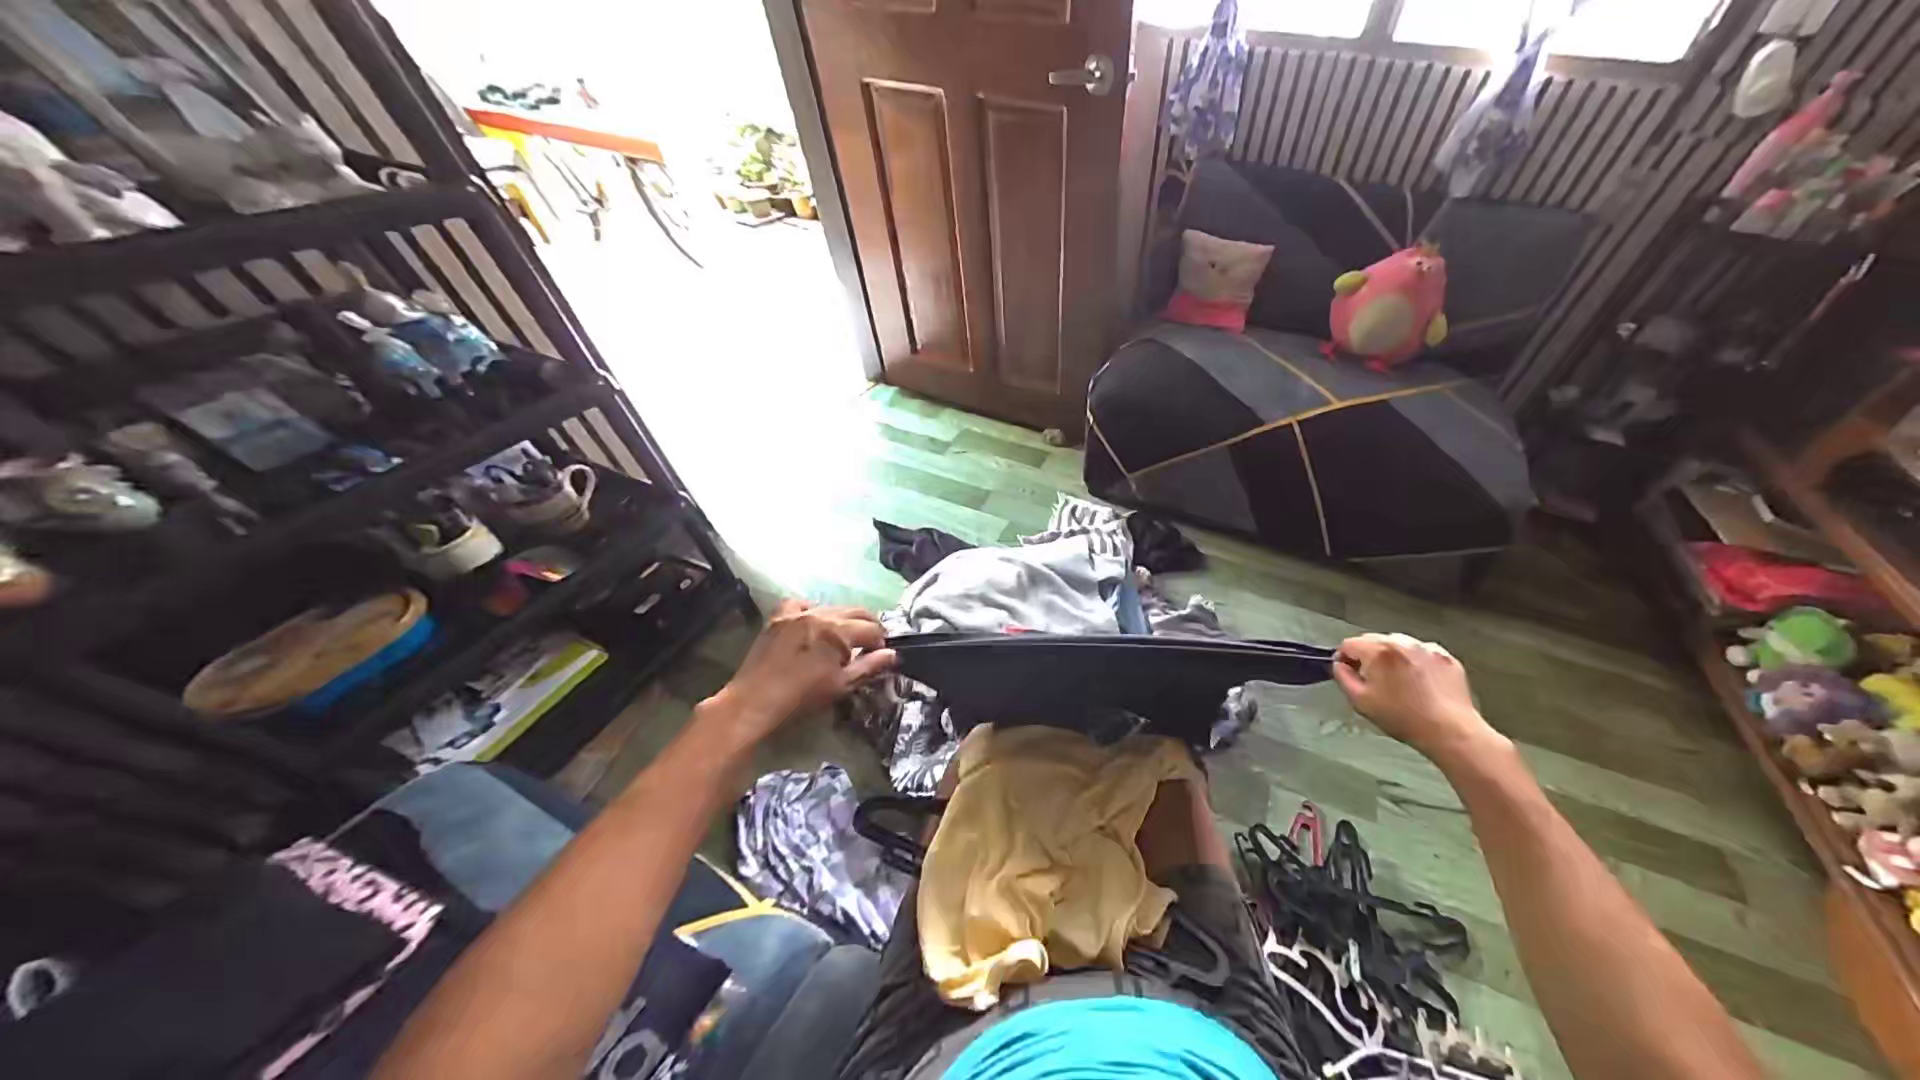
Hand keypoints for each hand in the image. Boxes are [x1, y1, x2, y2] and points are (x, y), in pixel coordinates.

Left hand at [705, 599, 895, 745]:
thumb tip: (892, 654)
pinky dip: (811, 610)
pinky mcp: (778, 617)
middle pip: (856, 611)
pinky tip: (812, 622)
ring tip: (842, 638)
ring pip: (831, 606)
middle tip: (869, 644)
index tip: (879, 655)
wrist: (754, 701)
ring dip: (843, 619)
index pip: (871, 628)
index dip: (880, 642)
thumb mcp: (841, 685)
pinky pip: (801, 603)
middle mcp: (819, 613)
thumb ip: (869, 666)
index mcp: (837, 630)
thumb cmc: (801, 698)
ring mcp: (797, 612)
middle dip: (867, 626)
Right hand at [1332, 632, 1502, 761]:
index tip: (1347, 670)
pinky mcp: (1445, 658)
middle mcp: (1403, 643)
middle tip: (1372, 679)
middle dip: (1367, 656)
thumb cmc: (1405, 718)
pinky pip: (1420, 652)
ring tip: (1397, 682)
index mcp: (1379, 651)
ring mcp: (1426, 649)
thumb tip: (1340, 666)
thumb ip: (1342, 677)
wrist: (1449, 731)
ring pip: (1397, 644)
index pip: (1349, 643)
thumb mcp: (1360, 700)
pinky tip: (1416, 682)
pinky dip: (1414, 662)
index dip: (1343, 657)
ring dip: (1391, 657)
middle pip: (1373, 640)